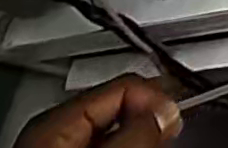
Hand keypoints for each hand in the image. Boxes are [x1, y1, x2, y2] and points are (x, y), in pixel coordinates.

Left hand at [14, 74, 183, 147]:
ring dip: (134, 142)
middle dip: (144, 124)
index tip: (176, 120)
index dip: (153, 99)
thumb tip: (166, 110)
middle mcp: (51, 138)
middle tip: (167, 138)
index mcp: (55, 124)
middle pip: (115, 113)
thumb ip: (135, 134)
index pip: (121, 86)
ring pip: (109, 139)